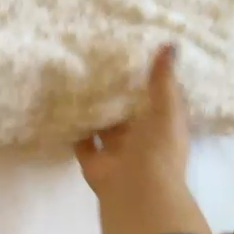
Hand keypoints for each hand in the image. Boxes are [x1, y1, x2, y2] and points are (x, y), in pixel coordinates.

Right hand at [74, 46, 213, 233]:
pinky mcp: (92, 160)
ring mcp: (114, 151)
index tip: (132, 60)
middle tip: (99, 69)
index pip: (155, 101)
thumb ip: (163, 81)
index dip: (146, 84)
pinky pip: (81, 142)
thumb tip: (169, 44)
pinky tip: (64, 109)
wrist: (136, 189)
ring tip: (79, 85)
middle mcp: (139, 139)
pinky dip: (74, 129)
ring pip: (103, 127)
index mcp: (162, 127)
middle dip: (116, 97)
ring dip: (94, 112)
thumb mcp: (167, 110)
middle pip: (126, 114)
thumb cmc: (157, 148)